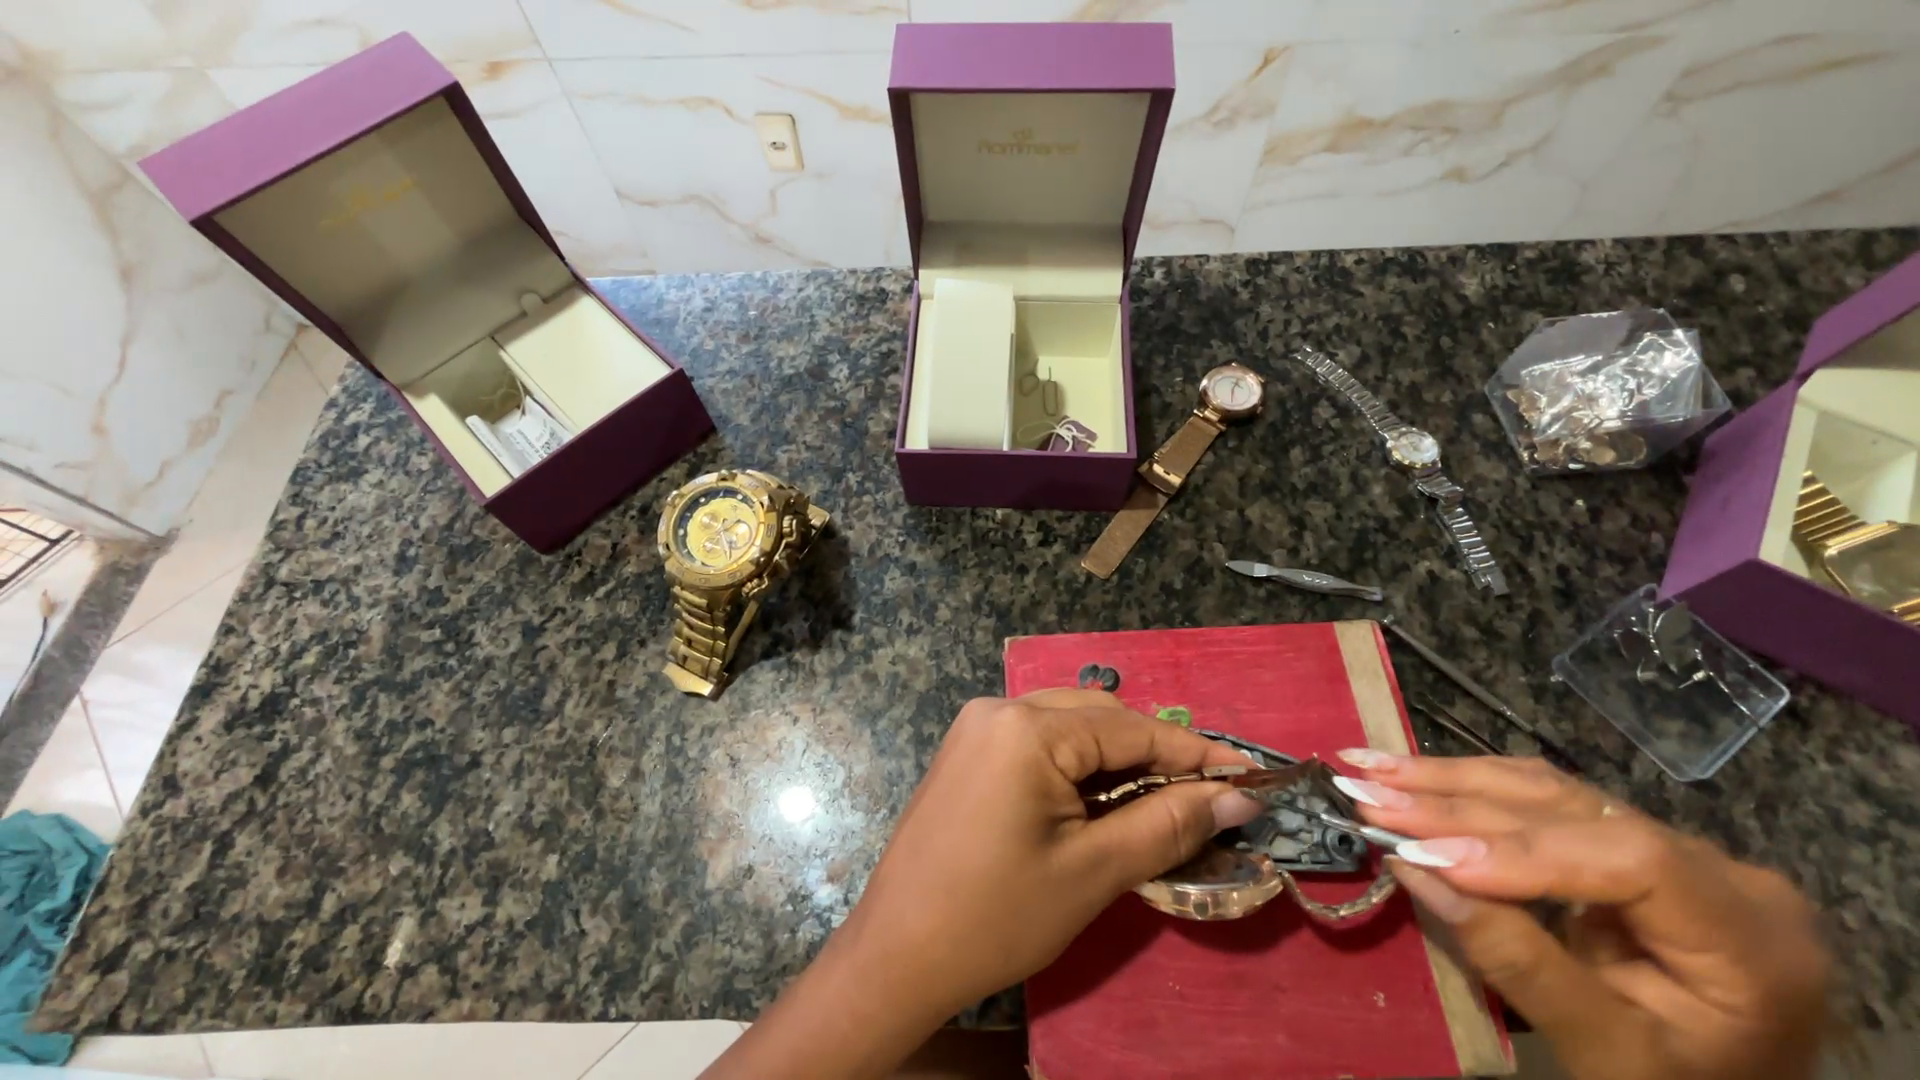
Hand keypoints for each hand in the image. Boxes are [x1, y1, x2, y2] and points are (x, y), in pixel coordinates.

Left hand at [703, 689, 1263, 1078]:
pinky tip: (1103, 800)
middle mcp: (998, 709)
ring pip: (1069, 727)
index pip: (1131, 729)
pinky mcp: (966, 753)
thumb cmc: (997, 916)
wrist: (897, 955)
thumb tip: (1237, 796)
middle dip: (1156, 755)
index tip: (1250, 774)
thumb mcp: (1094, 872)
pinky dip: (1078, 767)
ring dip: (1118, 761)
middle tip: (1210, 795)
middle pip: (1099, 719)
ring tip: (1165, 800)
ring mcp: (976, 728)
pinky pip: (1038, 743)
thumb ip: (1168, 824)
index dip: (1195, 753)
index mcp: (1026, 728)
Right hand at [1334, 751, 1830, 1079]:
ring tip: (1369, 769)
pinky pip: (1545, 803)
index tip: (1424, 853)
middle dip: (1457, 804)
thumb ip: (1516, 960)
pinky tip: (1414, 774)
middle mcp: (1721, 870)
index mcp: (1747, 935)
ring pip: (1549, 792)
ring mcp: (1676, 848)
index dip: (1521, 847)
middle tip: (1364, 794)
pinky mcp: (1629, 842)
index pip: (1630, 859)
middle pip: (1575, 812)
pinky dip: (1471, 789)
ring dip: (1448, 781)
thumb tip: (1413, 870)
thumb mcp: (1602, 1049)